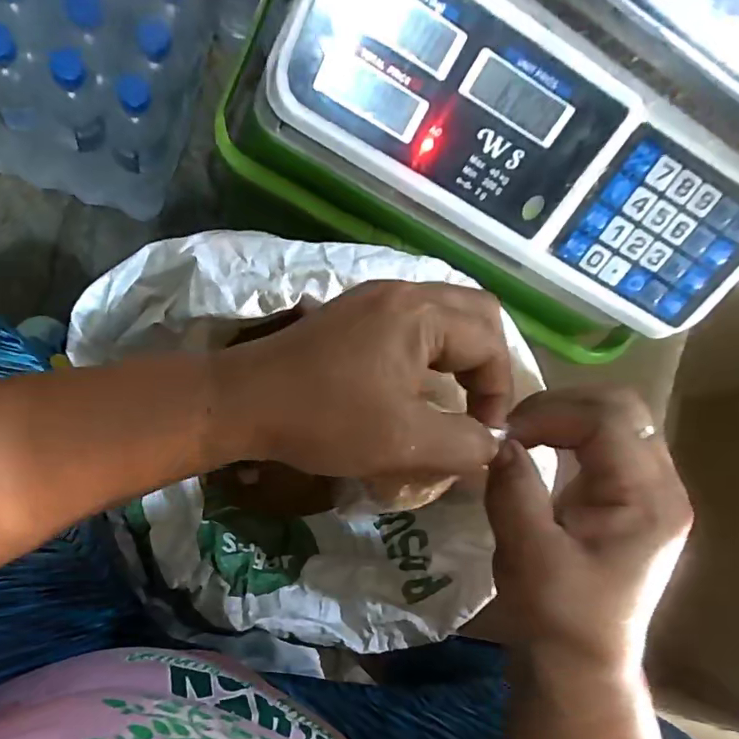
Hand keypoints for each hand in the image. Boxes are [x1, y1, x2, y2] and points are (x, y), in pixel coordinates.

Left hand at [210, 281, 512, 478]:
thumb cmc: (323, 420)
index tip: (483, 436)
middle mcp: (397, 293)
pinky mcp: (340, 320)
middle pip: (471, 316)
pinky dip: (417, 356)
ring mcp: (364, 302)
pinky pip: (400, 328)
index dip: (500, 393)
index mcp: (420, 312)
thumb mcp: (404, 441)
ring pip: (435, 320)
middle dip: (484, 365)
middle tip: (476, 409)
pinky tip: (403, 391)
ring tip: (445, 403)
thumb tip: (492, 445)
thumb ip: (464, 444)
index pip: (492, 342)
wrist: (238, 403)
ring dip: (450, 359)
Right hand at [482, 386, 690, 676]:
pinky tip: (536, 455)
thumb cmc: (555, 613)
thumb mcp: (526, 551)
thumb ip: (513, 489)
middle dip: (559, 406)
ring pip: (616, 421)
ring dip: (563, 419)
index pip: (608, 418)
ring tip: (518, 439)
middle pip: (622, 409)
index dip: (549, 413)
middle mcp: (661, 487)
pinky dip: (567, 437)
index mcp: (647, 500)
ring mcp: (650, 493)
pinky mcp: (629, 501)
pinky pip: (604, 445)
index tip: (502, 436)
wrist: (579, 662)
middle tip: (510, 431)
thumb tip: (495, 441)